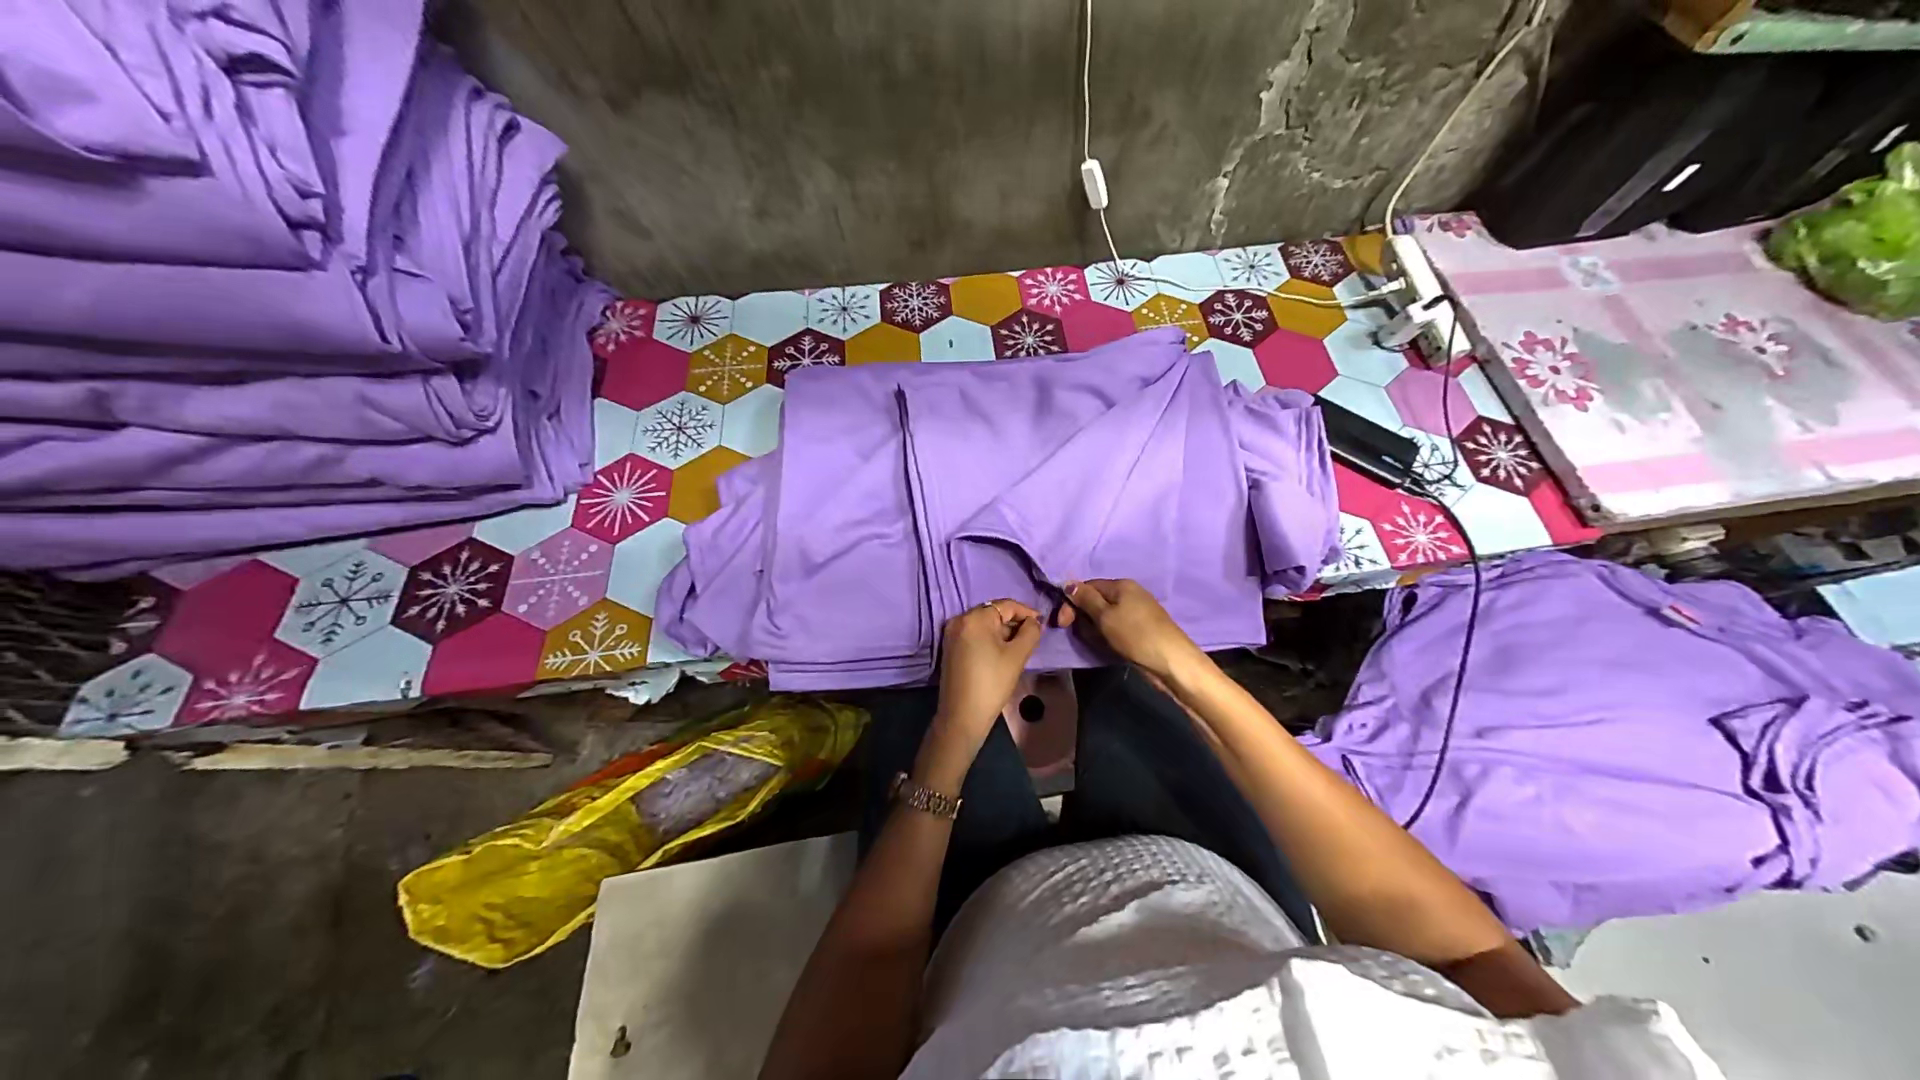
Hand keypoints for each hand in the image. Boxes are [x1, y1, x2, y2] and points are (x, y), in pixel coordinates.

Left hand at [929, 599, 1044, 758]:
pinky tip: (1002, 651)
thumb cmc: (992, 682)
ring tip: (1020, 645)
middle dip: (1014, 622)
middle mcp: (959, 620)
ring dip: (1002, 631)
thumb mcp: (1017, 655)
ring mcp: (951, 634)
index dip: (1027, 612)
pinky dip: (989, 639)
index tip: (1042, 622)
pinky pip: (974, 634)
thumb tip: (1034, 621)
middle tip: (1032, 636)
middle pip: (993, 613)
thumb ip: (1030, 632)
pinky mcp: (950, 647)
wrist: (963, 715)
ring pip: (984, 625)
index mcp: (974, 618)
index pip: (1006, 605)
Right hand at [1057, 579, 1205, 680]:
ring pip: (1105, 616)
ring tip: (1097, 642)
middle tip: (1081, 634)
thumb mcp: (1105, 616)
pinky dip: (1108, 634)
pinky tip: (1109, 645)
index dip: (1071, 602)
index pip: (1087, 586)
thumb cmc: (1134, 635)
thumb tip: (1068, 583)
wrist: (1170, 660)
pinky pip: (1116, 625)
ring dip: (1096, 628)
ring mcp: (1137, 610)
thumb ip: (1085, 599)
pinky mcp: (1141, 627)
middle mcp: (1130, 592)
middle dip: (1084, 616)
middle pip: (1096, 600)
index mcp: (1121, 584)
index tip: (1062, 623)